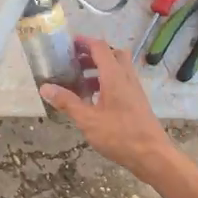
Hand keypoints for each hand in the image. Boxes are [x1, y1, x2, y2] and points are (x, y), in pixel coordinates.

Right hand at [39, 37, 180, 174]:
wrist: (152, 155)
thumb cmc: (119, 135)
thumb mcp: (88, 119)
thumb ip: (67, 102)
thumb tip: (45, 87)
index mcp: (114, 76)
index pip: (100, 48)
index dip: (84, 42)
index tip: (68, 44)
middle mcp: (127, 77)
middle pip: (112, 54)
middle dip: (93, 54)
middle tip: (75, 62)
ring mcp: (134, 89)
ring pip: (118, 69)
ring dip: (100, 69)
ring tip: (80, 82)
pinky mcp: (137, 101)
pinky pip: (121, 82)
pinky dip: (107, 82)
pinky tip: (94, 100)